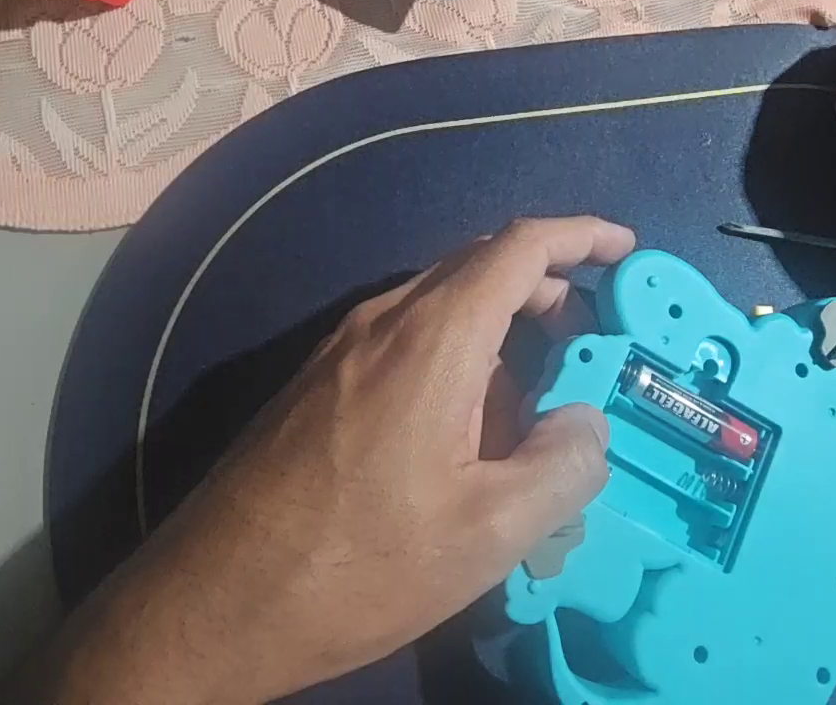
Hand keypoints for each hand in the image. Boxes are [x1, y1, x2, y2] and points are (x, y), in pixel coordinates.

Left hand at [34, 217, 633, 704]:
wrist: (212, 599)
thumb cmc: (356, 562)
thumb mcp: (486, 534)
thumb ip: (562, 468)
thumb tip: (586, 425)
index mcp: (435, 336)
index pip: (519, 246)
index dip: (579, 235)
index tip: (623, 248)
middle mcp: (387, 318)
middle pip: (482, 265)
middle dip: (547, 287)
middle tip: (589, 337)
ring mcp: (347, 344)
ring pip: (446, 303)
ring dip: (502, 329)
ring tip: (535, 402)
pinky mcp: (324, 376)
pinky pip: (410, 337)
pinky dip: (460, 355)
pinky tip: (468, 429)